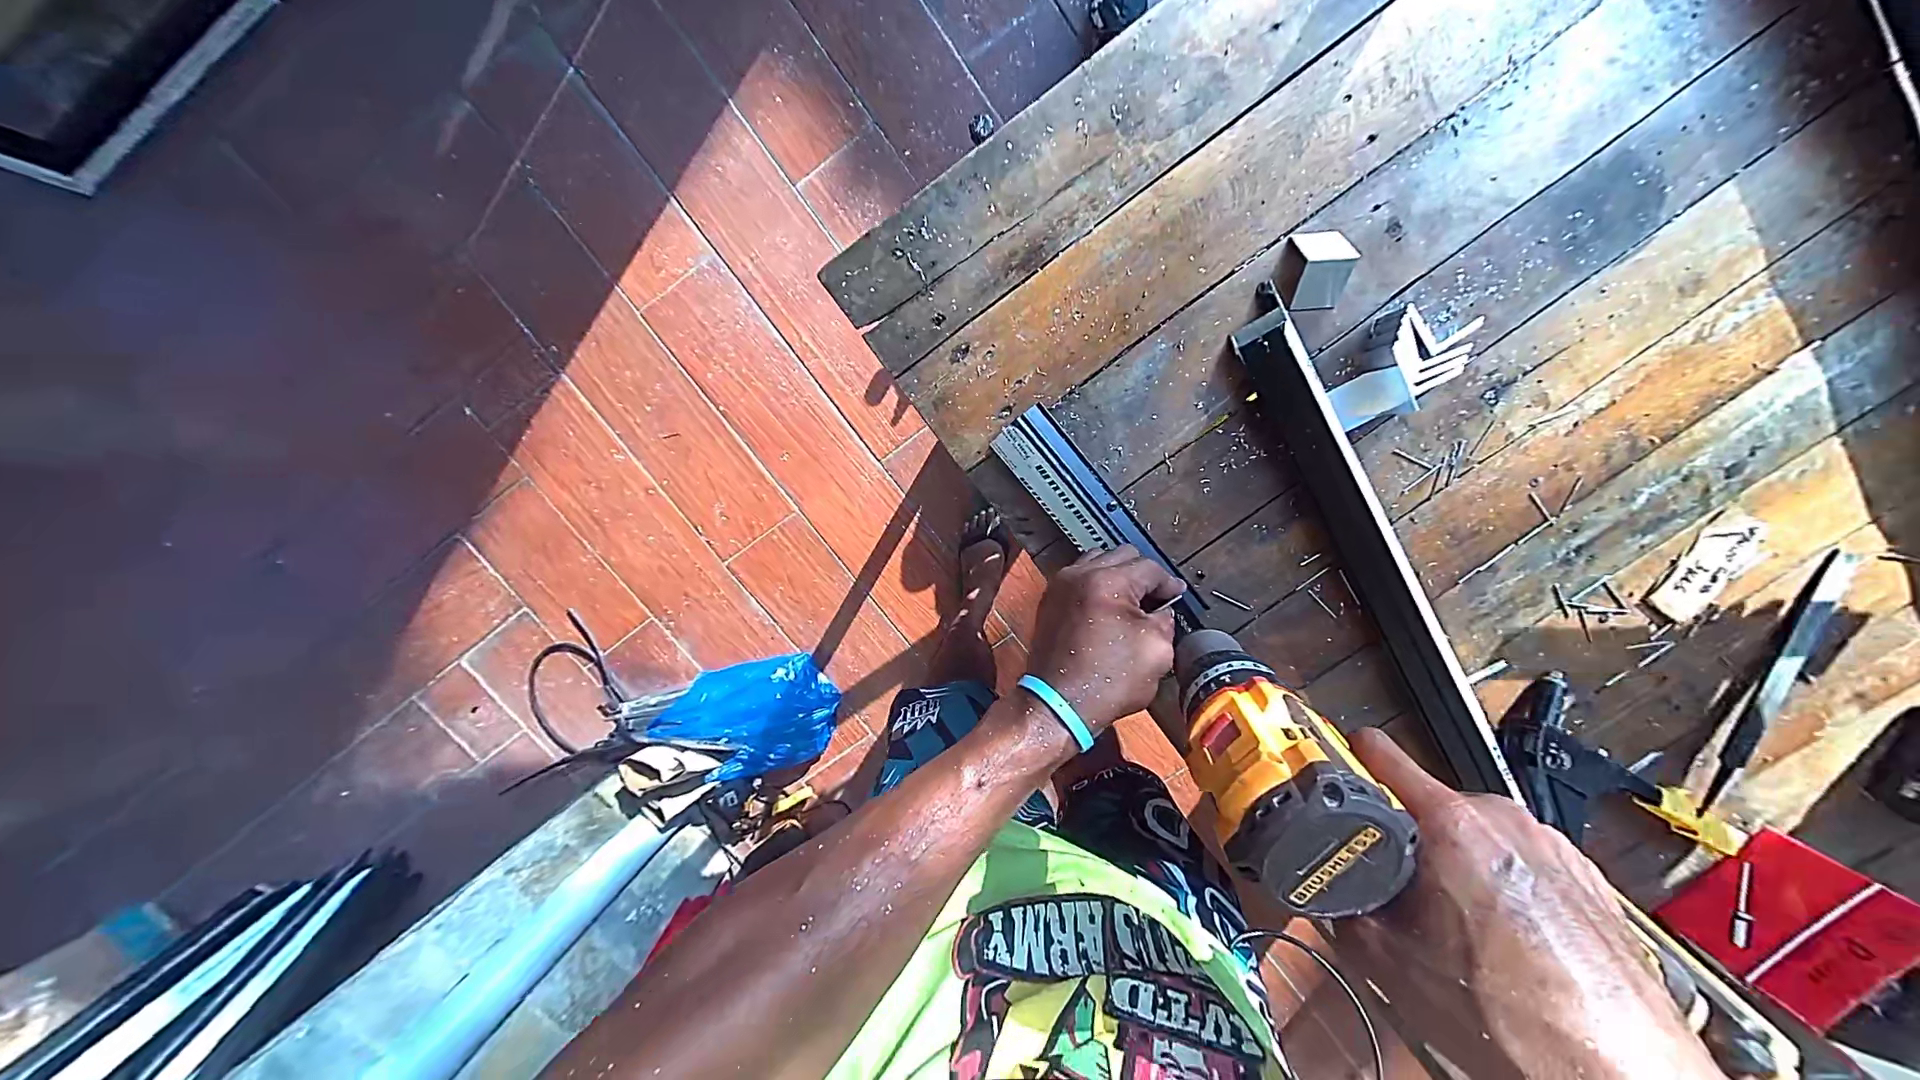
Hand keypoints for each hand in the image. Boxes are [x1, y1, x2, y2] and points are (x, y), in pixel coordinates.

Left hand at [1023, 546, 1182, 735]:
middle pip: (1122, 556)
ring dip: (1118, 577)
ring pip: (1098, 563)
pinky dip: (1096, 587)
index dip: (1168, 583)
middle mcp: (1079, 576)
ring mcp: (1060, 587)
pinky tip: (1108, 609)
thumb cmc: (1104, 682)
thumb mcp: (1157, 649)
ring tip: (1132, 602)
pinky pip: (1079, 580)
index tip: (1175, 593)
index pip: (1149, 567)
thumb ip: (1164, 619)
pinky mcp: (1050, 602)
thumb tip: (1161, 610)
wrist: (1060, 704)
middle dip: (1143, 575)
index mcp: (1107, 582)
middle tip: (1156, 597)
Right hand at [1331, 728, 1719, 1079]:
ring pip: (1474, 831)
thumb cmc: (1521, 1020)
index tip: (1338, 756)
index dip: (1349, 753)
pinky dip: (1500, 882)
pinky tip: (1500, 935)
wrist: (1618, 1073)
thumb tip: (1326, 892)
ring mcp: (1552, 845)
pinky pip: (1519, 858)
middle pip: (1428, 801)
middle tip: (1400, 884)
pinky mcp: (1586, 877)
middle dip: (1407, 835)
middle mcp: (1506, 820)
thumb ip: (1343, 905)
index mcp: (1454, 823)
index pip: (1380, 752)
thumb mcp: (1389, 959)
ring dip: (1455, 860)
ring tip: (1456, 921)